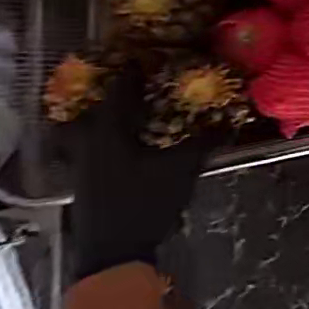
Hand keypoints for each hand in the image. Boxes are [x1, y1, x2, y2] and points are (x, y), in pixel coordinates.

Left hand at [64, 70, 220, 280]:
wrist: (114, 250)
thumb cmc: (145, 201)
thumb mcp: (182, 168)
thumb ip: (204, 142)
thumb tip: (228, 121)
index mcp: (108, 134)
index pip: (117, 94)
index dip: (128, 75)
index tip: (138, 58)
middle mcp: (88, 145)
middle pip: (83, 114)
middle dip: (99, 99)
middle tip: (117, 89)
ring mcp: (81, 167)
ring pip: (80, 135)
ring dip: (94, 123)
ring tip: (115, 118)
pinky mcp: (84, 184)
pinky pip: (87, 151)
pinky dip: (101, 143)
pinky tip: (121, 149)